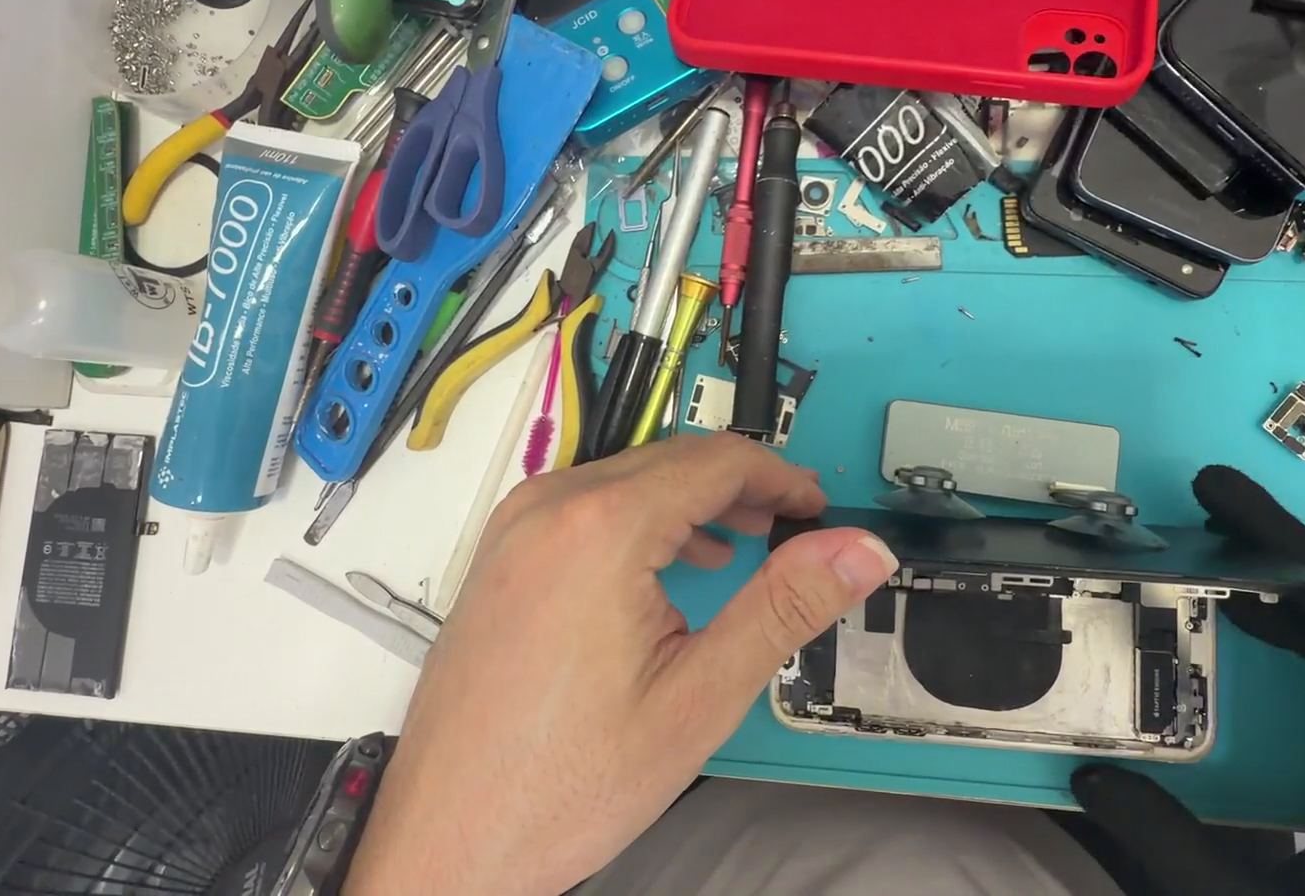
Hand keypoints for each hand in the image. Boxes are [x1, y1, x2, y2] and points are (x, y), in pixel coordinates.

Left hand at [344, 432, 898, 895]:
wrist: (444, 844)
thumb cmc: (564, 782)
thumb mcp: (698, 697)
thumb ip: (786, 608)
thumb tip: (860, 551)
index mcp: (600, 525)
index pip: (716, 461)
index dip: (781, 476)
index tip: (818, 507)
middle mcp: (551, 504)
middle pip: (673, 459)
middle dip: (743, 485)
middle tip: (794, 524)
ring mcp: (518, 525)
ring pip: (631, 476)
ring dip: (695, 499)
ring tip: (745, 540)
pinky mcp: (505, 552)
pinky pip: (591, 504)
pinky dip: (646, 517)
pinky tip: (673, 563)